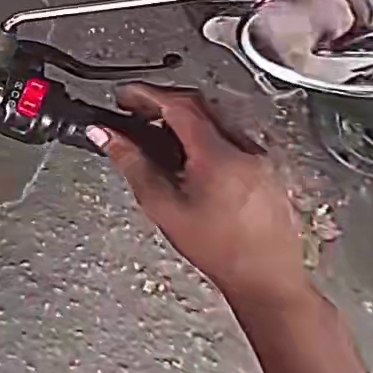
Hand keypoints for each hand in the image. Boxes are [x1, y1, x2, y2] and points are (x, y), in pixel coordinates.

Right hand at [87, 84, 309, 306]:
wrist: (266, 279)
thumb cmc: (218, 249)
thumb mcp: (161, 205)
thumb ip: (131, 162)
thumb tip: (105, 135)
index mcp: (218, 156)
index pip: (178, 105)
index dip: (147, 94)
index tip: (125, 95)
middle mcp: (245, 150)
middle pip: (199, 104)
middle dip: (162, 101)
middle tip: (135, 110)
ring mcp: (260, 158)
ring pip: (216, 118)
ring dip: (182, 116)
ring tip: (156, 132)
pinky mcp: (266, 168)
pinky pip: (231, 135)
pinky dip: (202, 132)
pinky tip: (185, 153)